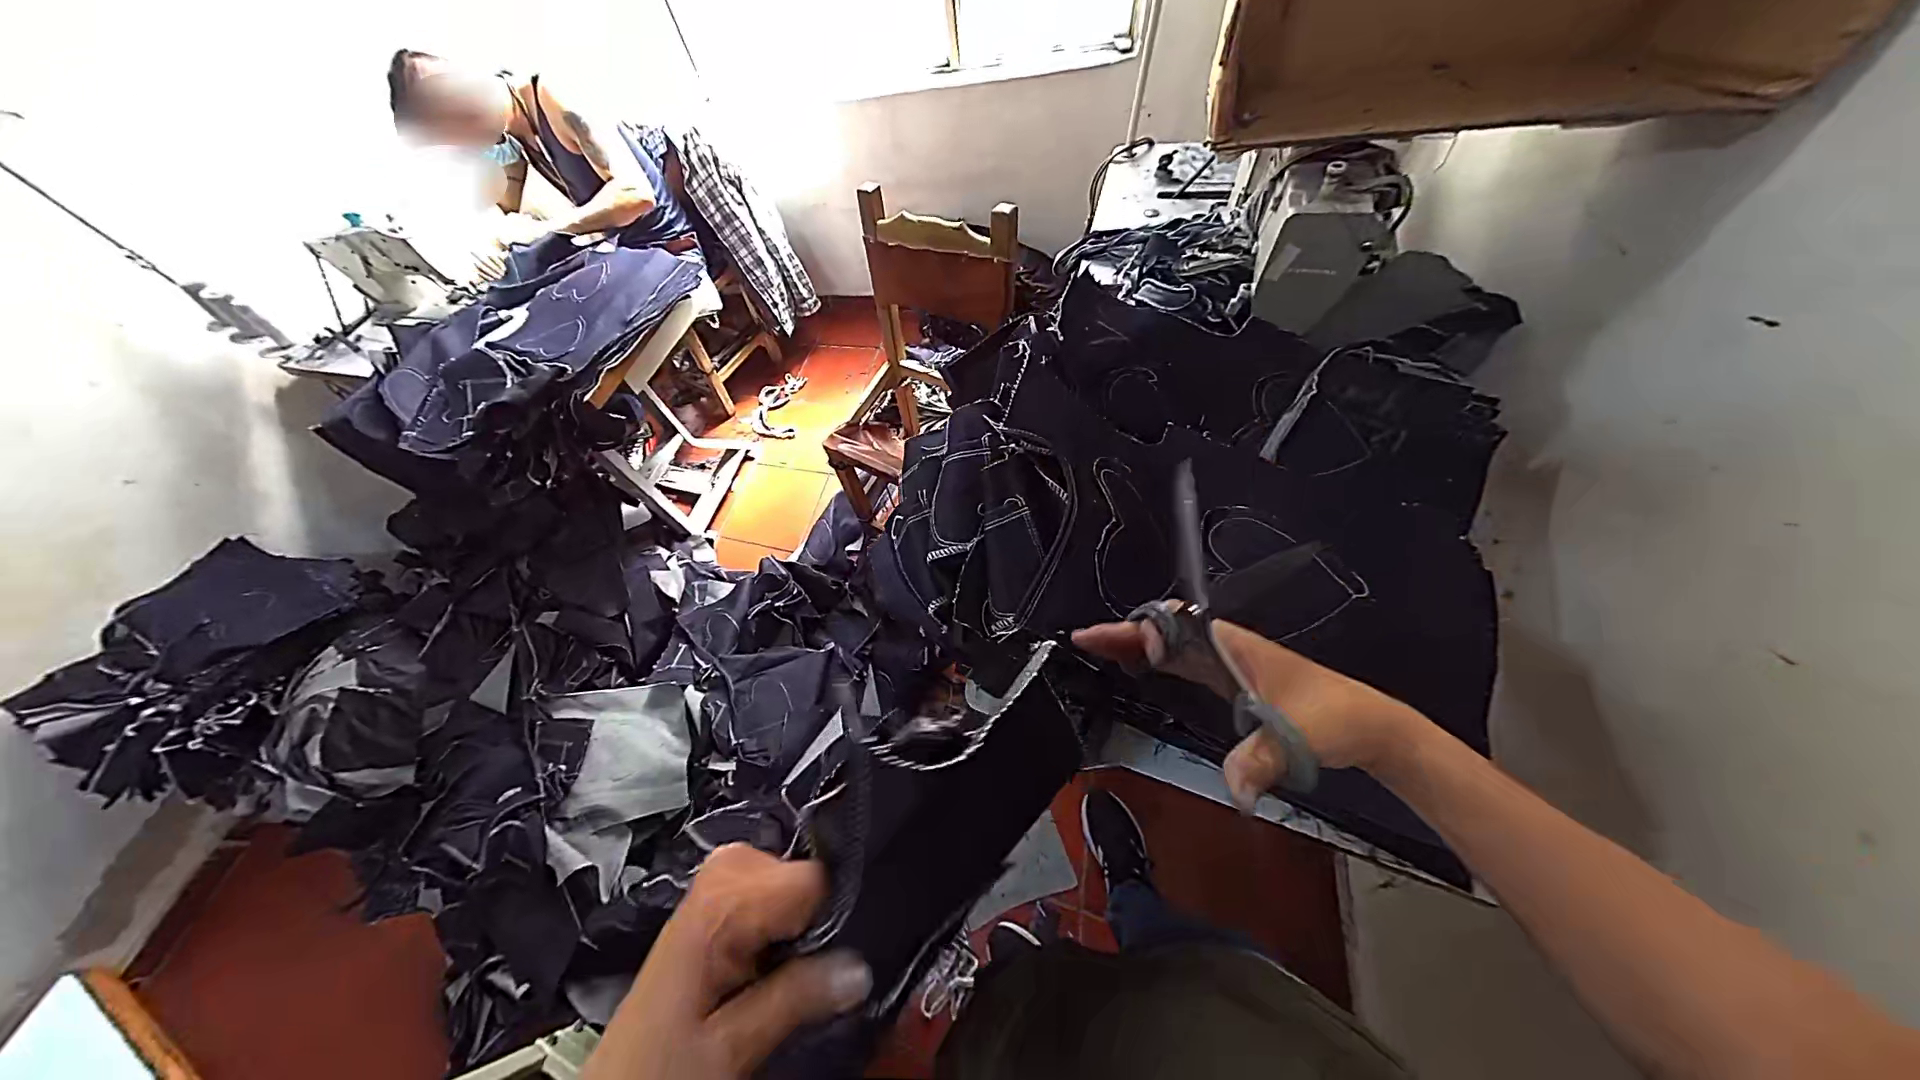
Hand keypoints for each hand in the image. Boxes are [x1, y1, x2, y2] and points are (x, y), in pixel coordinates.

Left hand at [583, 844, 871, 1079]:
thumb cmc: (657, 1068)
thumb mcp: (730, 1047)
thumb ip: (795, 999)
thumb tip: (861, 967)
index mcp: (719, 903)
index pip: (811, 876)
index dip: (830, 914)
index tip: (830, 954)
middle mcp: (717, 875)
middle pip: (803, 870)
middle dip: (814, 915)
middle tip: (797, 969)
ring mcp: (716, 881)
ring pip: (792, 874)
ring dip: (799, 917)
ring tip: (776, 966)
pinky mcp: (718, 896)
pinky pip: (774, 885)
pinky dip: (785, 915)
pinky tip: (767, 954)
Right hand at [1072, 617, 1427, 807]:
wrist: (1370, 726)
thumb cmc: (1338, 715)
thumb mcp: (1294, 736)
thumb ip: (1258, 760)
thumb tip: (1232, 790)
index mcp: (1233, 645)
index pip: (1172, 626)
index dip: (1134, 630)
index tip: (1100, 637)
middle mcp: (1226, 648)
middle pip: (1164, 630)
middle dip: (1123, 633)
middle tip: (1087, 641)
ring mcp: (1229, 663)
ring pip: (1172, 644)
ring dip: (1136, 645)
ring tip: (1102, 650)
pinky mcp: (1232, 680)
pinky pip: (1183, 662)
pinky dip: (1156, 661)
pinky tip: (1144, 669)